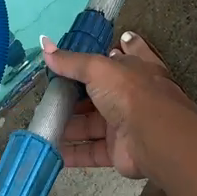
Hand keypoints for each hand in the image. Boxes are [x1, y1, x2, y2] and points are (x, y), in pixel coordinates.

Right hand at [40, 33, 196, 178]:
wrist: (154, 136)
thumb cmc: (128, 91)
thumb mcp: (97, 68)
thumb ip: (71, 61)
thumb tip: (44, 43)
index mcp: (131, 67)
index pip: (120, 54)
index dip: (110, 50)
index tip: (95, 50)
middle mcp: (128, 93)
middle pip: (98, 92)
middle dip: (75, 95)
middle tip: (48, 95)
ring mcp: (123, 122)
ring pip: (91, 123)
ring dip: (69, 124)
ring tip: (42, 123)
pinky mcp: (117, 151)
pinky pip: (91, 150)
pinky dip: (73, 152)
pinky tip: (52, 151)